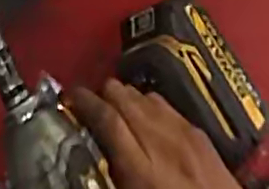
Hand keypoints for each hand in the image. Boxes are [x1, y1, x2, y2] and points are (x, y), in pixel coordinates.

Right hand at [69, 80, 240, 188]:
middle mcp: (160, 141)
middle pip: (120, 93)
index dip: (83, 102)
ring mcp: (183, 133)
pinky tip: (149, 125)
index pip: (105, 117)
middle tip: (92, 111)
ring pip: (140, 93)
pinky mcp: (200, 133)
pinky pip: (164, 103)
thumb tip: (90, 155)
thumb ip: (115, 175)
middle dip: (101, 96)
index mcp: (142, 171)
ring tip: (120, 118)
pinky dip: (149, 107)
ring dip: (125, 100)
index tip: (68, 99)